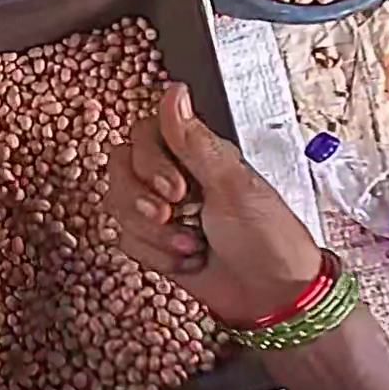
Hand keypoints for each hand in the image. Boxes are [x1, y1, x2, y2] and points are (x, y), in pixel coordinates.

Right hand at [105, 84, 322, 324]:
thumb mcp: (233, 185)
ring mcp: (160, 210)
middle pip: (122, 167)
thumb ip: (195, 141)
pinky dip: (155, 254)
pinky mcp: (152, 241)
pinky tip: (186, 259)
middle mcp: (173, 176)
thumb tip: (174, 92)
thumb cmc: (266, 237)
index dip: (151, 161)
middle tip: (175, 214)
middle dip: (143, 199)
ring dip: (152, 232)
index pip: (144, 134)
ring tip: (189, 243)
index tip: (177, 187)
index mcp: (196, 153)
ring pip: (118, 204)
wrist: (270, 297)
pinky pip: (126, 239)